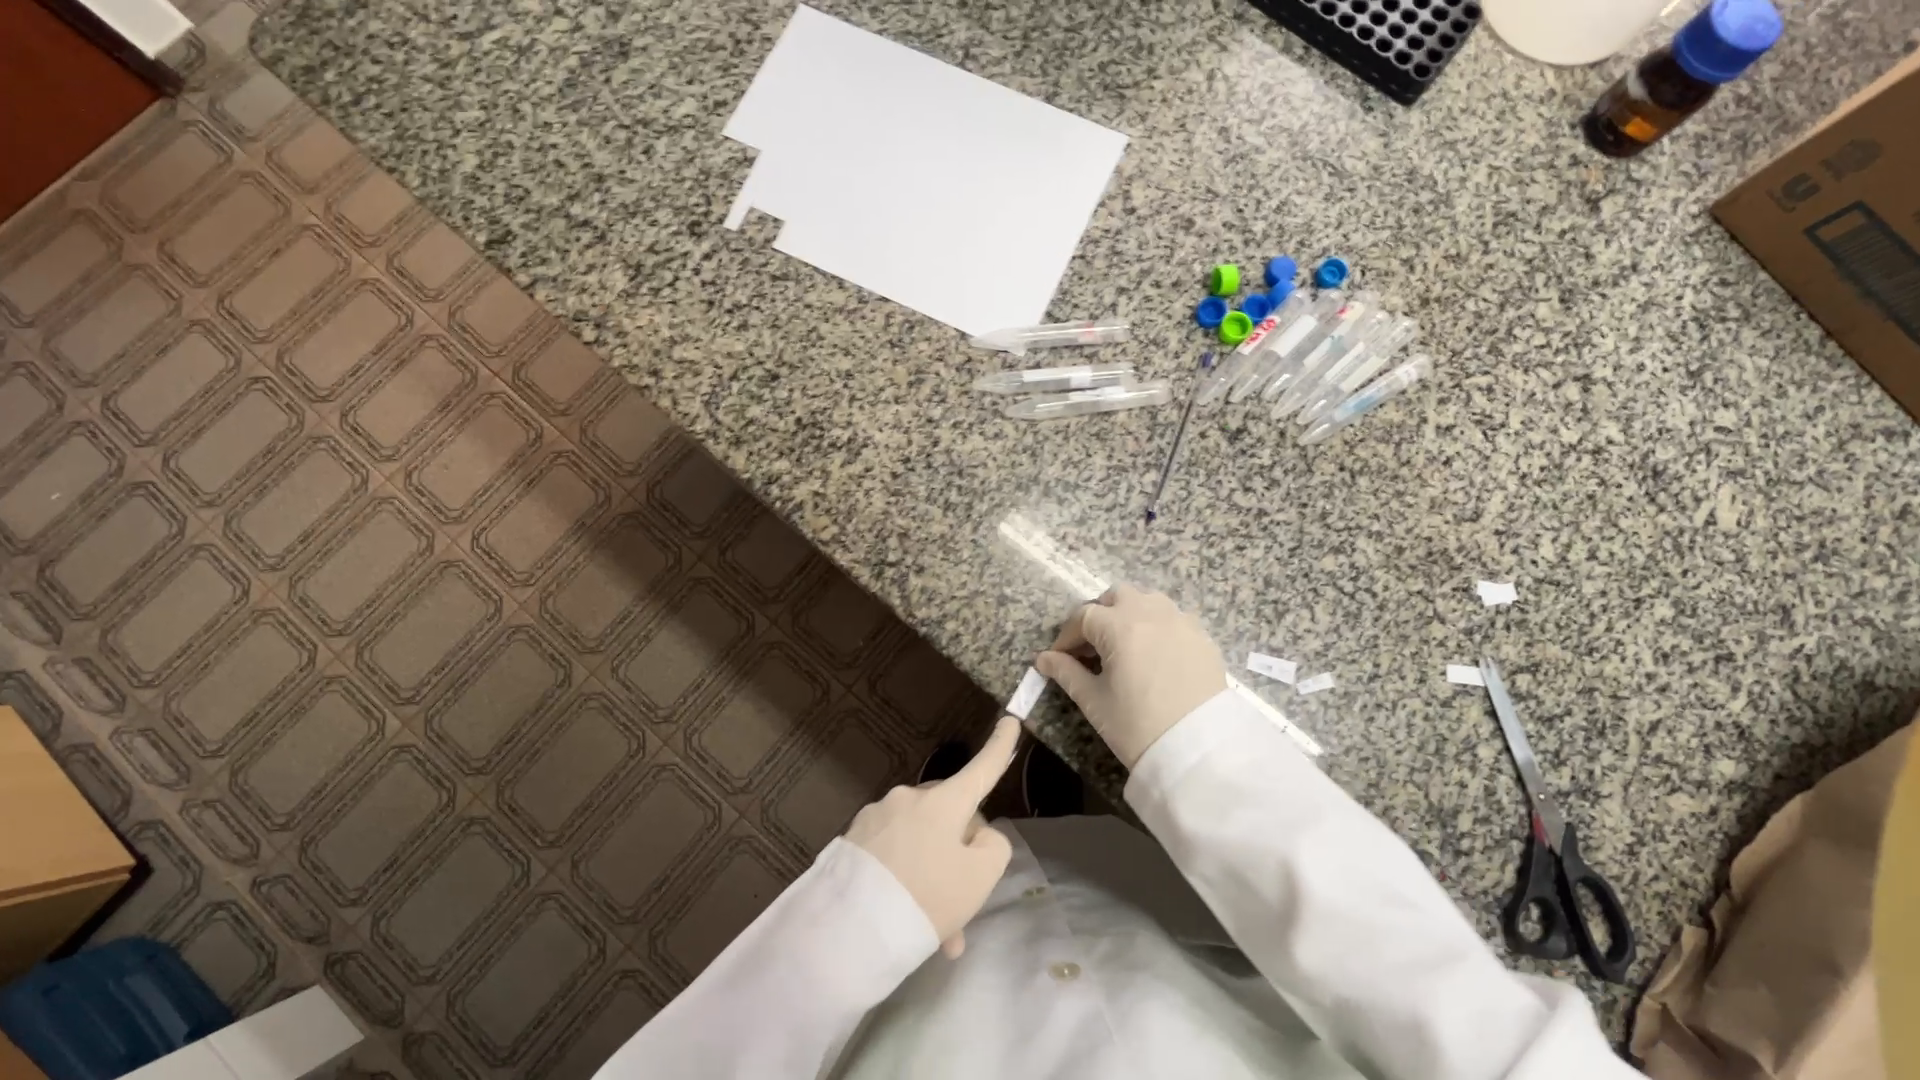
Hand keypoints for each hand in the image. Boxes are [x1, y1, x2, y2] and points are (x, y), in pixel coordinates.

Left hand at [845, 715, 1019, 957]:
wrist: (851, 927)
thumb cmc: (927, 897)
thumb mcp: (981, 878)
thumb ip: (992, 846)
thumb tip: (977, 835)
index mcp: (943, 802)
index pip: (981, 769)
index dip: (999, 747)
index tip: (1010, 720)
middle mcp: (908, 799)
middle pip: (948, 811)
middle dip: (957, 844)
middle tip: (962, 893)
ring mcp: (876, 816)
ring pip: (918, 839)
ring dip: (929, 870)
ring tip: (933, 920)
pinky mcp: (852, 839)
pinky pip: (891, 853)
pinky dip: (904, 877)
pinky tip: (905, 915)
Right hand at [1035, 585, 1226, 768]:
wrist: (1198, 748)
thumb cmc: (1137, 725)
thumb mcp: (1094, 701)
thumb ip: (1066, 672)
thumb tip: (1043, 659)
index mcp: (1119, 625)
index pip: (1083, 617)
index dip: (1067, 636)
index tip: (1058, 658)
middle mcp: (1150, 612)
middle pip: (1117, 596)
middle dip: (1099, 615)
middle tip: (1092, 647)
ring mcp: (1180, 621)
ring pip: (1148, 600)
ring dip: (1130, 614)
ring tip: (1124, 645)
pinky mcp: (1202, 637)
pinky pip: (1173, 618)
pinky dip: (1157, 626)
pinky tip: (1154, 654)